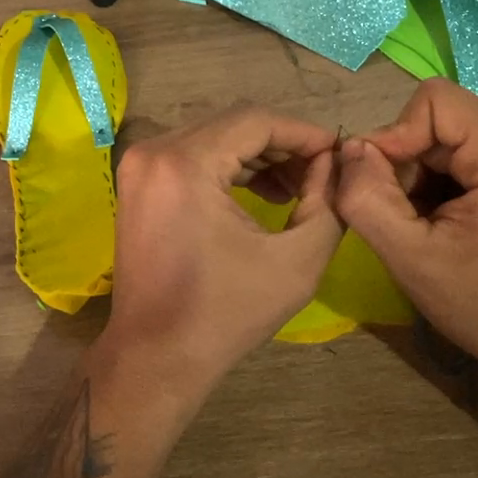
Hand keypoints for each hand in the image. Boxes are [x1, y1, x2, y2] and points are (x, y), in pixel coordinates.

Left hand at [104, 107, 341, 391]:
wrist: (156, 356)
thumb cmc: (226, 314)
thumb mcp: (296, 261)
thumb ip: (327, 203)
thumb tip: (333, 163)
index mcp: (184, 163)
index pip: (255, 121)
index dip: (303, 133)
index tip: (339, 153)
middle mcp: (154, 151)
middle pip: (232, 125)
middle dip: (282, 145)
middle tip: (322, 174)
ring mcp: (140, 166)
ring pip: (213, 138)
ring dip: (258, 157)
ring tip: (298, 190)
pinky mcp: (138, 183)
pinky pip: (193, 156)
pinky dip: (230, 168)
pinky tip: (264, 194)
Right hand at [332, 79, 477, 396]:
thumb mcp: (411, 259)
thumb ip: (366, 198)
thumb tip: (350, 148)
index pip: (435, 101)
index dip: (395, 134)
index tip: (383, 186)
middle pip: (443, 121)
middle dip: (411, 164)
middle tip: (408, 218)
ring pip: (454, 136)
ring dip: (427, 175)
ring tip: (432, 225)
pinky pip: (474, 149)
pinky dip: (450, 180)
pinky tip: (455, 221)